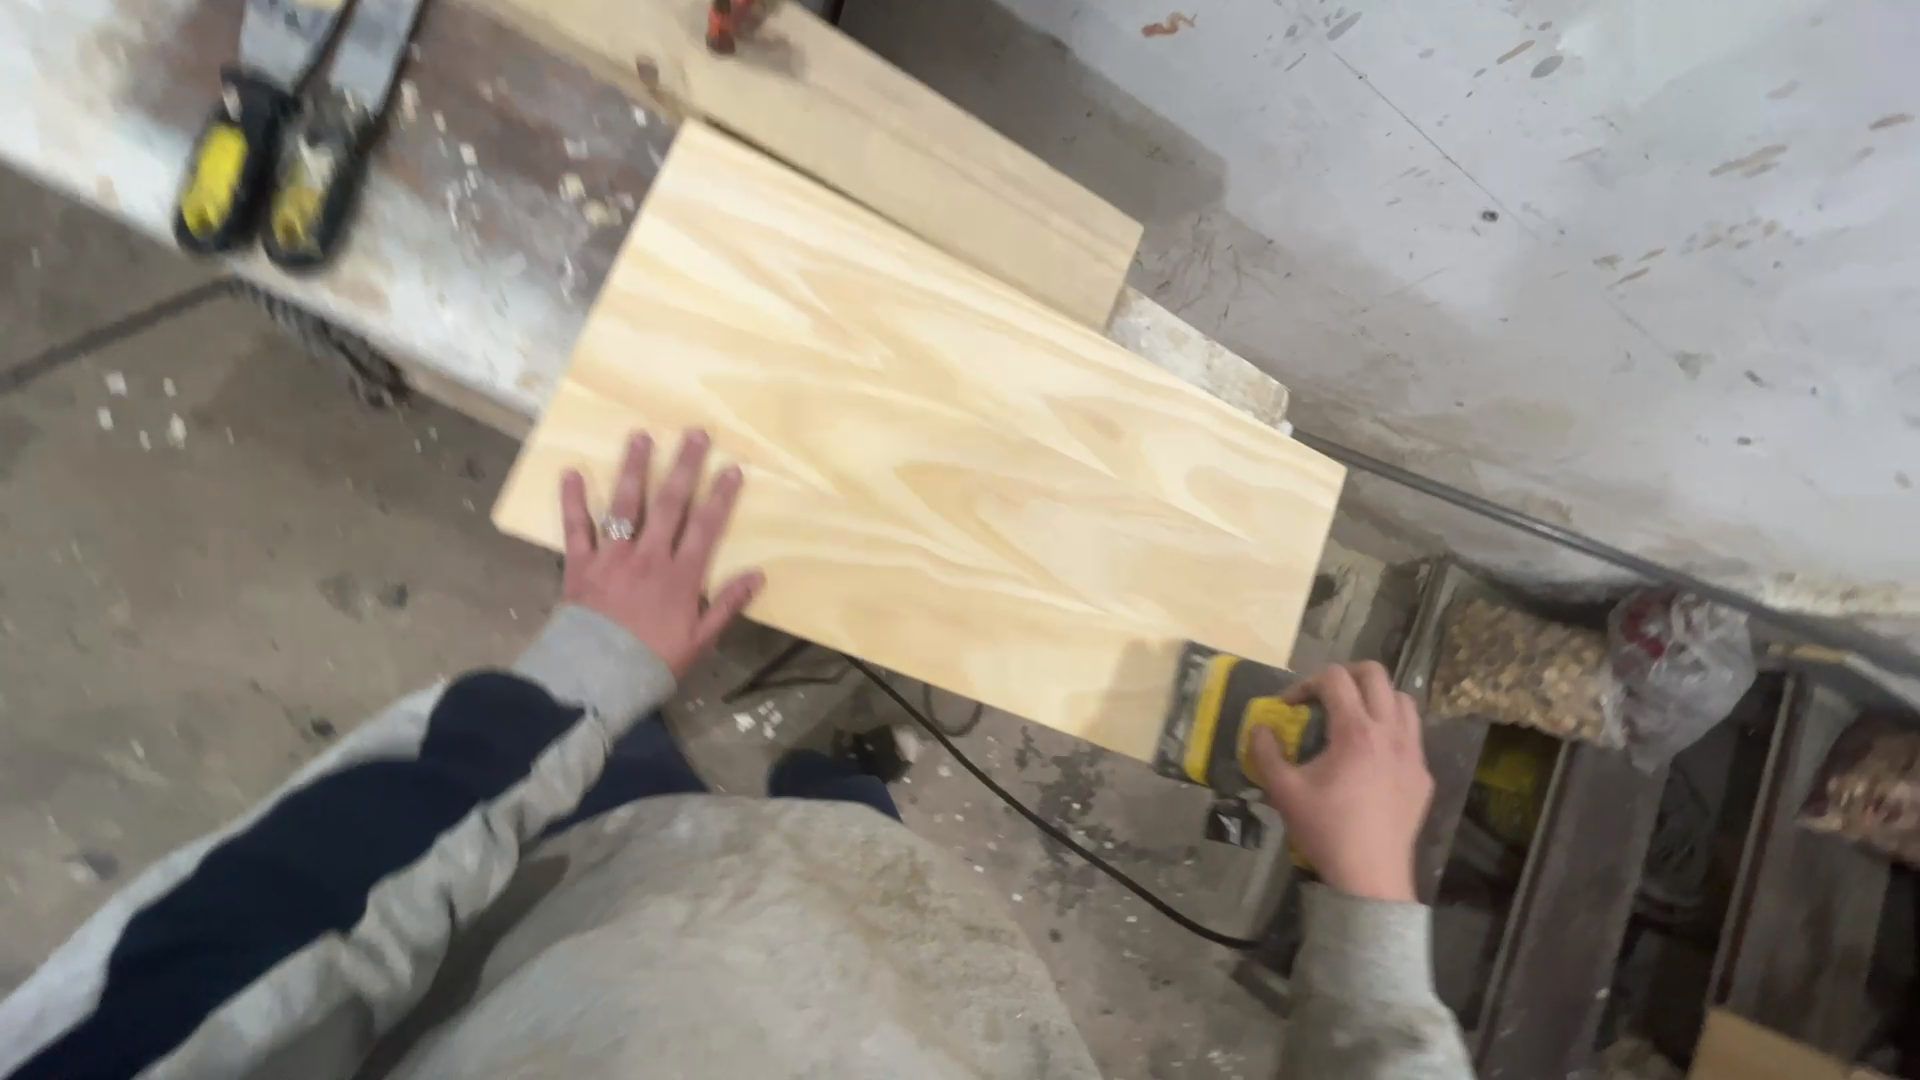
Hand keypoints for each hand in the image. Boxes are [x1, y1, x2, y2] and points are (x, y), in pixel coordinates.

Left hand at [558, 429, 763, 676]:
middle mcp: (649, 557)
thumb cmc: (653, 661)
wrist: (596, 680)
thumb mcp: (701, 640)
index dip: (721, 496)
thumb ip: (727, 605)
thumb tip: (757, 575)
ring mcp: (612, 557)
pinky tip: (572, 472)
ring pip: (626, 505)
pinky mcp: (580, 565)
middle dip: (684, 467)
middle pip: (670, 504)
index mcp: (681, 575)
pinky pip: (576, 528)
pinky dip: (573, 500)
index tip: (732, 468)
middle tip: (694, 434)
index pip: (706, 527)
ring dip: (634, 469)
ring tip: (640, 436)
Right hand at [1247, 661, 1432, 902]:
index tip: (1288, 706)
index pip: (1334, 679)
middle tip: (1321, 696)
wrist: (1369, 877)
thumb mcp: (1282, 789)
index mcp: (1356, 732)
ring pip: (1403, 700)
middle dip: (1343, 676)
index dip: (1305, 683)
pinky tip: (1370, 753)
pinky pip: (1412, 733)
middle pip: (1375, 675)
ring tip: (1350, 717)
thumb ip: (1264, 751)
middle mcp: (1391, 734)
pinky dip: (1390, 727)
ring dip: (1373, 697)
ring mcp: (1413, 754)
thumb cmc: (1325, 830)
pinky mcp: (1423, 775)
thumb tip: (1259, 727)